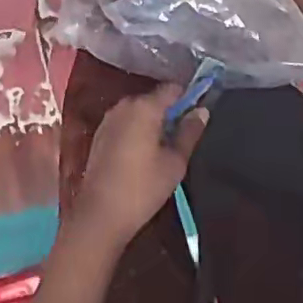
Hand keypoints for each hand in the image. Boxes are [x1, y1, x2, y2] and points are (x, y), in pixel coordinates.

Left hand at [69, 84, 208, 246]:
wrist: (100, 213)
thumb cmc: (143, 187)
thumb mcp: (175, 162)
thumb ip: (189, 132)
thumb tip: (202, 110)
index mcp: (144, 107)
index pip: (172, 89)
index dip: (187, 98)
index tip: (197, 115)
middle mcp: (124, 104)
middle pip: (154, 98)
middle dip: (170, 112)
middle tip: (183, 137)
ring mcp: (109, 117)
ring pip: (139, 110)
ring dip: (153, 122)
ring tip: (164, 148)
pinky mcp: (100, 132)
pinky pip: (125, 121)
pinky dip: (136, 129)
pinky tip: (142, 154)